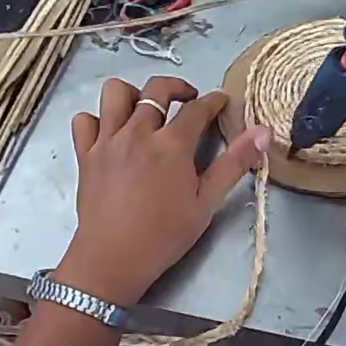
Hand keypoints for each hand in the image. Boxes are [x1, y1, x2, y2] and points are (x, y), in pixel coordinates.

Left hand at [56, 76, 269, 304]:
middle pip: (156, 89)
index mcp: (172, 145)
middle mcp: (138, 133)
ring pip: (115, 93)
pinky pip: (84, 120)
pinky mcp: (85, 155)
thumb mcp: (205, 203)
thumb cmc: (163, 236)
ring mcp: (107, 141)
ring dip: (133, 94)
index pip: (197, 108)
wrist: (113, 258)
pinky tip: (109, 132)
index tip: (220, 103)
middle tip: (187, 100)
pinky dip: (96, 119)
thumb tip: (262, 132)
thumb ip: (233, 165)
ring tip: (144, 111)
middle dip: (177, 87)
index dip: (213, 101)